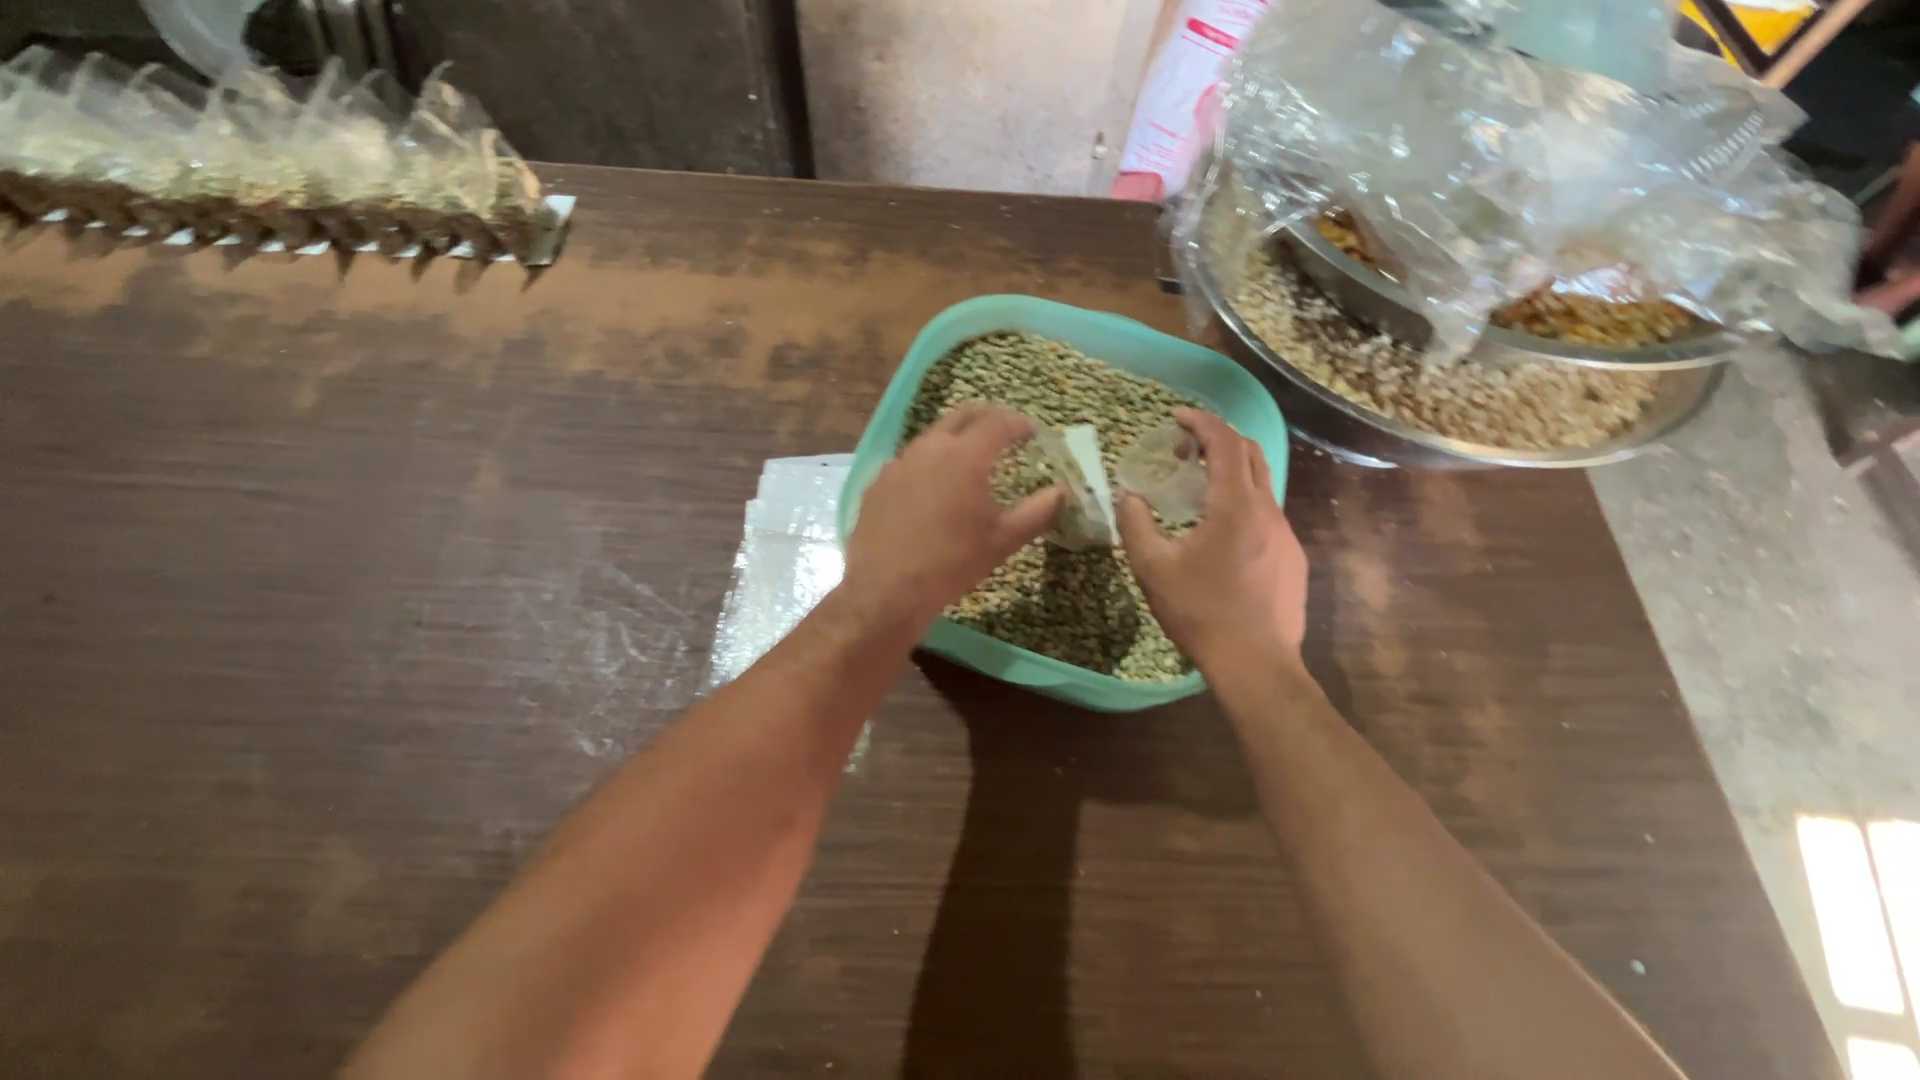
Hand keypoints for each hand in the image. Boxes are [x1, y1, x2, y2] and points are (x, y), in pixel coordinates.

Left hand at [844, 405, 1063, 625]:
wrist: (887, 590)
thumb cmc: (952, 563)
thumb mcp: (1002, 541)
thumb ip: (1036, 512)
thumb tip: (1061, 492)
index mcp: (965, 456)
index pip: (998, 424)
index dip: (1019, 424)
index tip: (1032, 431)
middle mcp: (929, 448)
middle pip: (961, 417)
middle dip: (986, 418)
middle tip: (1003, 430)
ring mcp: (898, 464)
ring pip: (932, 437)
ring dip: (955, 439)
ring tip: (969, 458)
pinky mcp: (877, 484)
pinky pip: (908, 462)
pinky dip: (928, 463)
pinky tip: (933, 487)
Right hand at [1117, 409, 1307, 673]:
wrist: (1256, 663)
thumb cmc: (1200, 612)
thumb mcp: (1152, 568)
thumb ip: (1135, 524)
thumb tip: (1128, 497)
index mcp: (1235, 505)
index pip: (1225, 442)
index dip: (1201, 422)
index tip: (1177, 417)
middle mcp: (1268, 510)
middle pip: (1251, 454)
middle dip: (1219, 440)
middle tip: (1185, 450)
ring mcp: (1286, 535)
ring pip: (1262, 486)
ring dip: (1232, 474)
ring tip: (1199, 491)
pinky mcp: (1293, 558)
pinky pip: (1268, 515)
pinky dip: (1243, 504)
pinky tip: (1222, 535)